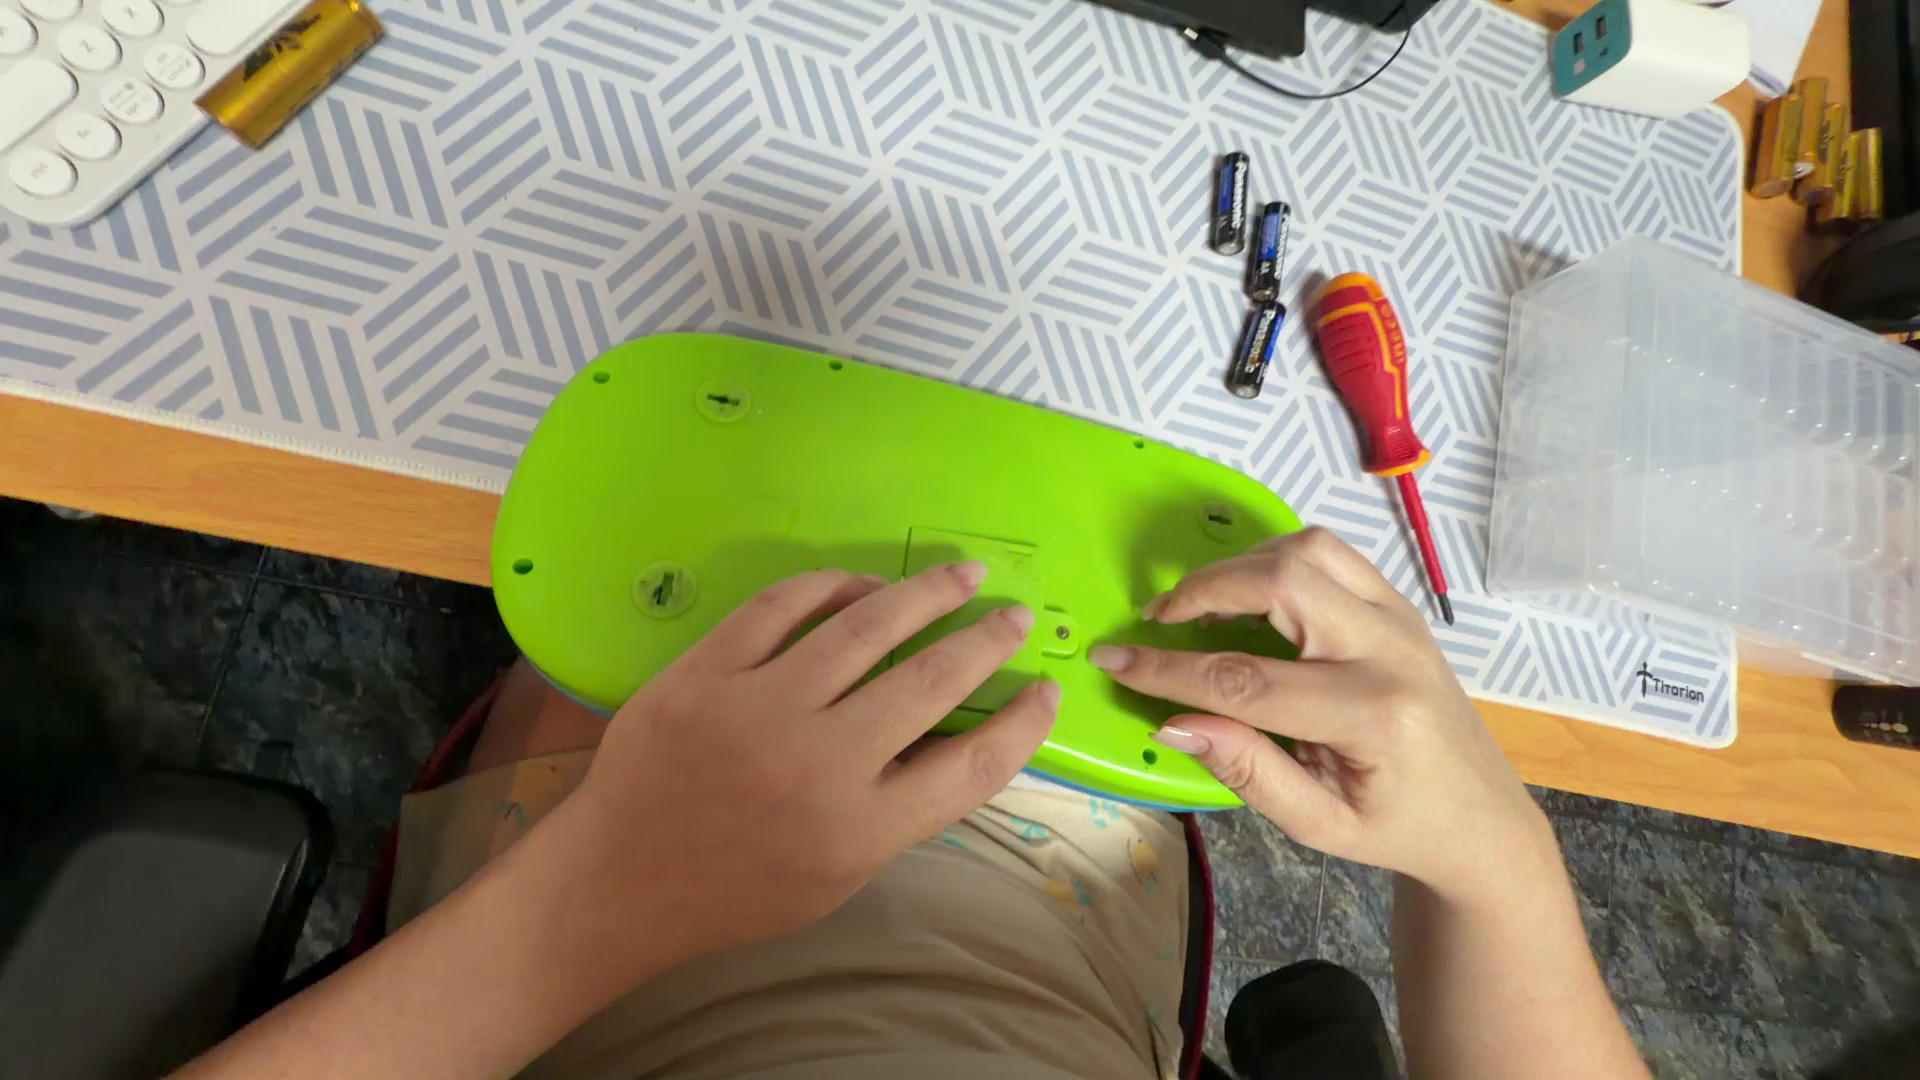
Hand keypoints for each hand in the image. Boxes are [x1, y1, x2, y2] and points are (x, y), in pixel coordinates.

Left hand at [563, 561, 1058, 953]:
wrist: (618, 881)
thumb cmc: (740, 887)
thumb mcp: (840, 873)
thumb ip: (904, 805)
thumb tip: (958, 730)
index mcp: (860, 829)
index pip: (973, 766)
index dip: (1024, 724)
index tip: (1046, 690)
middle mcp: (819, 765)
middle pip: (932, 680)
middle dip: (987, 640)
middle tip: (1012, 613)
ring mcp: (757, 709)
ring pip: (865, 626)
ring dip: (926, 593)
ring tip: (962, 574)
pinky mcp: (705, 672)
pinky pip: (783, 606)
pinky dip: (833, 585)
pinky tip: (862, 584)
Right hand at [1086, 528, 1548, 898]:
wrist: (1481, 816)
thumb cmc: (1396, 826)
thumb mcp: (1317, 823)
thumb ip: (1245, 770)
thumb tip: (1173, 720)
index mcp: (1372, 717)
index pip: (1246, 680)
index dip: (1167, 669)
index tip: (1112, 658)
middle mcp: (1391, 649)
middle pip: (1282, 581)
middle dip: (1203, 590)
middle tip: (1159, 617)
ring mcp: (1400, 617)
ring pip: (1307, 549)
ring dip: (1240, 565)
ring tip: (1202, 603)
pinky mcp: (1397, 604)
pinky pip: (1328, 552)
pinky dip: (1273, 559)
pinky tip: (1249, 592)